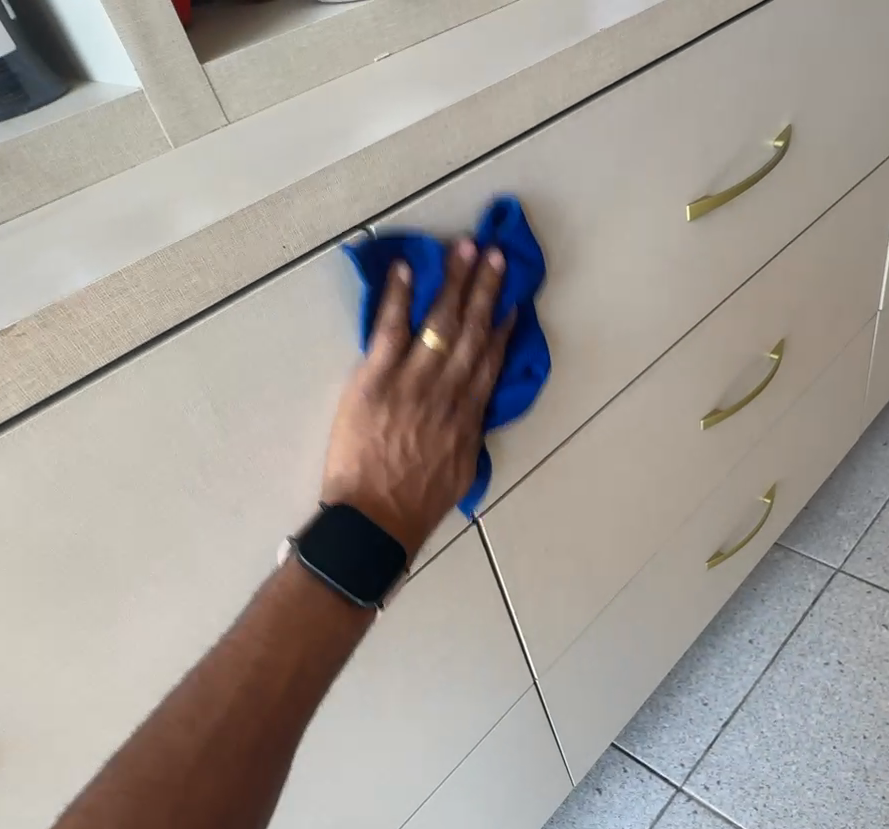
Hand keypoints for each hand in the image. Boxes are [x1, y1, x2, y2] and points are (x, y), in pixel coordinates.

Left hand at [321, 238, 512, 557]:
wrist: (376, 520)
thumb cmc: (418, 504)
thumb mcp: (461, 473)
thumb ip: (469, 436)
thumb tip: (473, 410)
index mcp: (468, 417)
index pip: (490, 363)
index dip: (503, 329)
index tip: (512, 303)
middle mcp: (446, 393)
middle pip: (471, 333)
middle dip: (485, 291)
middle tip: (496, 255)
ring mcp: (411, 384)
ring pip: (439, 324)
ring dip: (453, 283)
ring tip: (465, 248)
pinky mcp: (375, 382)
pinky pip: (390, 332)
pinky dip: (399, 299)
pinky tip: (408, 269)